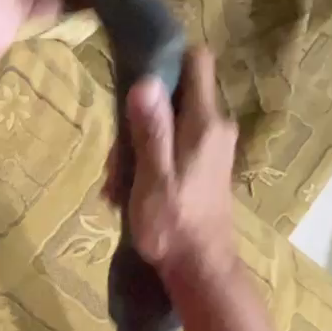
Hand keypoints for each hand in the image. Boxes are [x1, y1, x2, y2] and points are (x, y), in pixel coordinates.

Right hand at [111, 47, 239, 285]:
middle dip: (138, 120)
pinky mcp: (204, 168)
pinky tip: (128, 195)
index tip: (135, 78)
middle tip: (116, 163)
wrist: (200, 270)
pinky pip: (172, 149)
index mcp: (204, 124)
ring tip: (117, 188)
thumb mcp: (153, 178)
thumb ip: (151, 131)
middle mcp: (215, 127)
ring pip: (168, 127)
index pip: (197, 61)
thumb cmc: (173, 226)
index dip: (167, 60)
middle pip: (173, 97)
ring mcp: (212, 148)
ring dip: (137, 150)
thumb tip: (145, 81)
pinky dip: (148, 165)